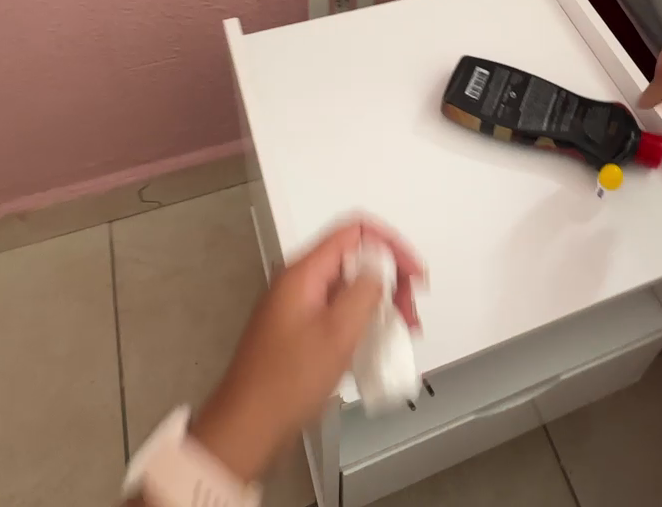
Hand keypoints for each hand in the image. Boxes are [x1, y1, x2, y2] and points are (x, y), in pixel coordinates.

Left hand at [190, 218, 424, 482]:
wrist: (247, 428)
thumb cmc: (287, 383)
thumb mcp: (337, 332)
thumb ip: (365, 290)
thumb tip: (381, 266)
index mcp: (304, 272)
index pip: (355, 233)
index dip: (390, 246)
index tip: (413, 273)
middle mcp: (299, 282)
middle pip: (354, 260)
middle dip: (389, 279)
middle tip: (410, 308)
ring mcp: (298, 307)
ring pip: (349, 288)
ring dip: (380, 303)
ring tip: (403, 329)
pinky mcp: (299, 331)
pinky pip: (339, 311)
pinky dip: (363, 320)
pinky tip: (379, 342)